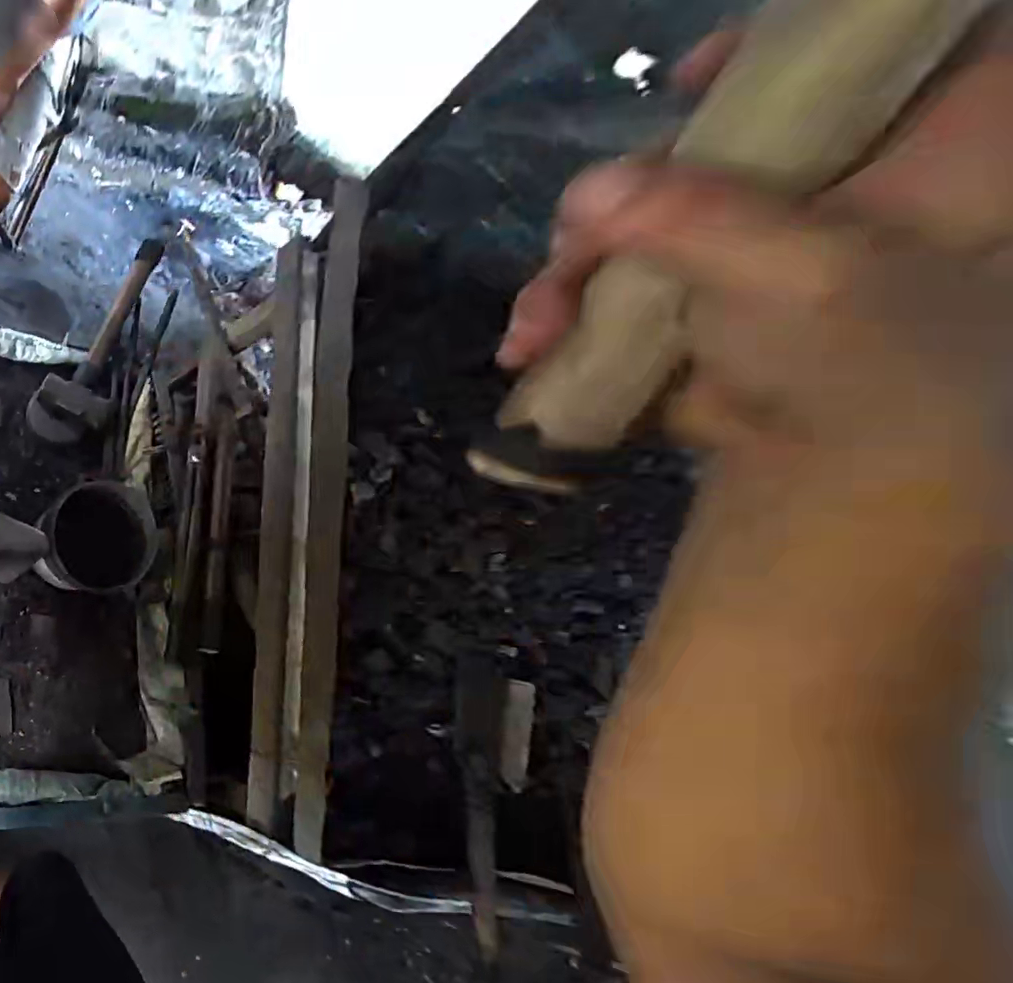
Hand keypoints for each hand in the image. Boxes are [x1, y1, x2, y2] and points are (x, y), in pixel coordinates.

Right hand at [498, 15, 1012, 448]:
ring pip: (630, 225)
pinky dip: (561, 316)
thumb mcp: (797, 273)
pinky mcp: (680, 298)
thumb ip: (692, 219)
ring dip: (564, 279)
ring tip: (531, 334)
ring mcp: (734, 245)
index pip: (850, 51)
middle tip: (571, 251)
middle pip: (694, 150)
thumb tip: (582, 192)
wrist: (827, 472)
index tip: (691, 81)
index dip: (769, 51)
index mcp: (912, 135)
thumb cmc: (864, 361)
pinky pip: (607, 283)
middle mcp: (818, 179)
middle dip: (612, 206)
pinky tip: (528, 350)